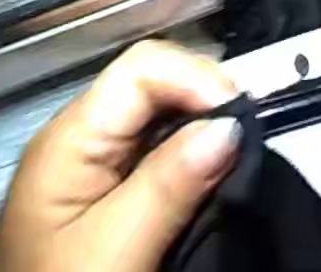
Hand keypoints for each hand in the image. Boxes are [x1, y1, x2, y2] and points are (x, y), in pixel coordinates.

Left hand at [0, 41, 242, 271]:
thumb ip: (168, 185)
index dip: (194, 76)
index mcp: (71, 134)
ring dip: (199, 118)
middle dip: (202, 92)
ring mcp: (89, 156)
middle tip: (249, 130)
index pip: (140, 67)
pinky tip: (211, 162)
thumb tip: (229, 124)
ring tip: (239, 143)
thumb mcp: (113, 252)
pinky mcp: (101, 183)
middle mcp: (80, 131)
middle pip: (148, 79)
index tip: (240, 116)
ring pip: (154, 108)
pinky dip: (187, 145)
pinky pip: (151, 143)